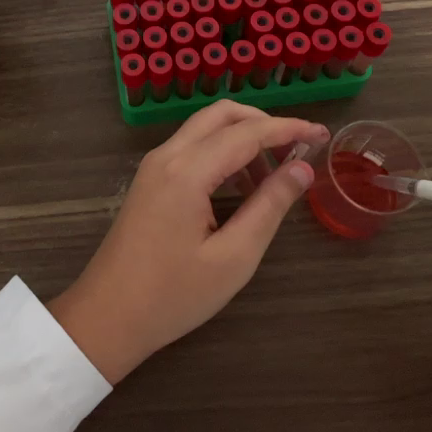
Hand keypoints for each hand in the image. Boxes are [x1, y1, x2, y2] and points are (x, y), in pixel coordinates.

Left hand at [48, 101, 327, 383]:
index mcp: (187, 171)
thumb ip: (270, 206)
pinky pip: (191, 148)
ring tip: (274, 178)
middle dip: (264, 123)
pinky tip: (241, 186)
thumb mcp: (233, 257)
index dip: (288, 129)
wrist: (107, 316)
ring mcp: (154, 165)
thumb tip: (302, 167)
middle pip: (222, 115)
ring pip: (205, 129)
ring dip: (242, 139)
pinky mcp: (149, 180)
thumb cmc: (173, 295)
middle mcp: (167, 155)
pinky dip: (222, 152)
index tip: (324, 134)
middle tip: (299, 148)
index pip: (247, 133)